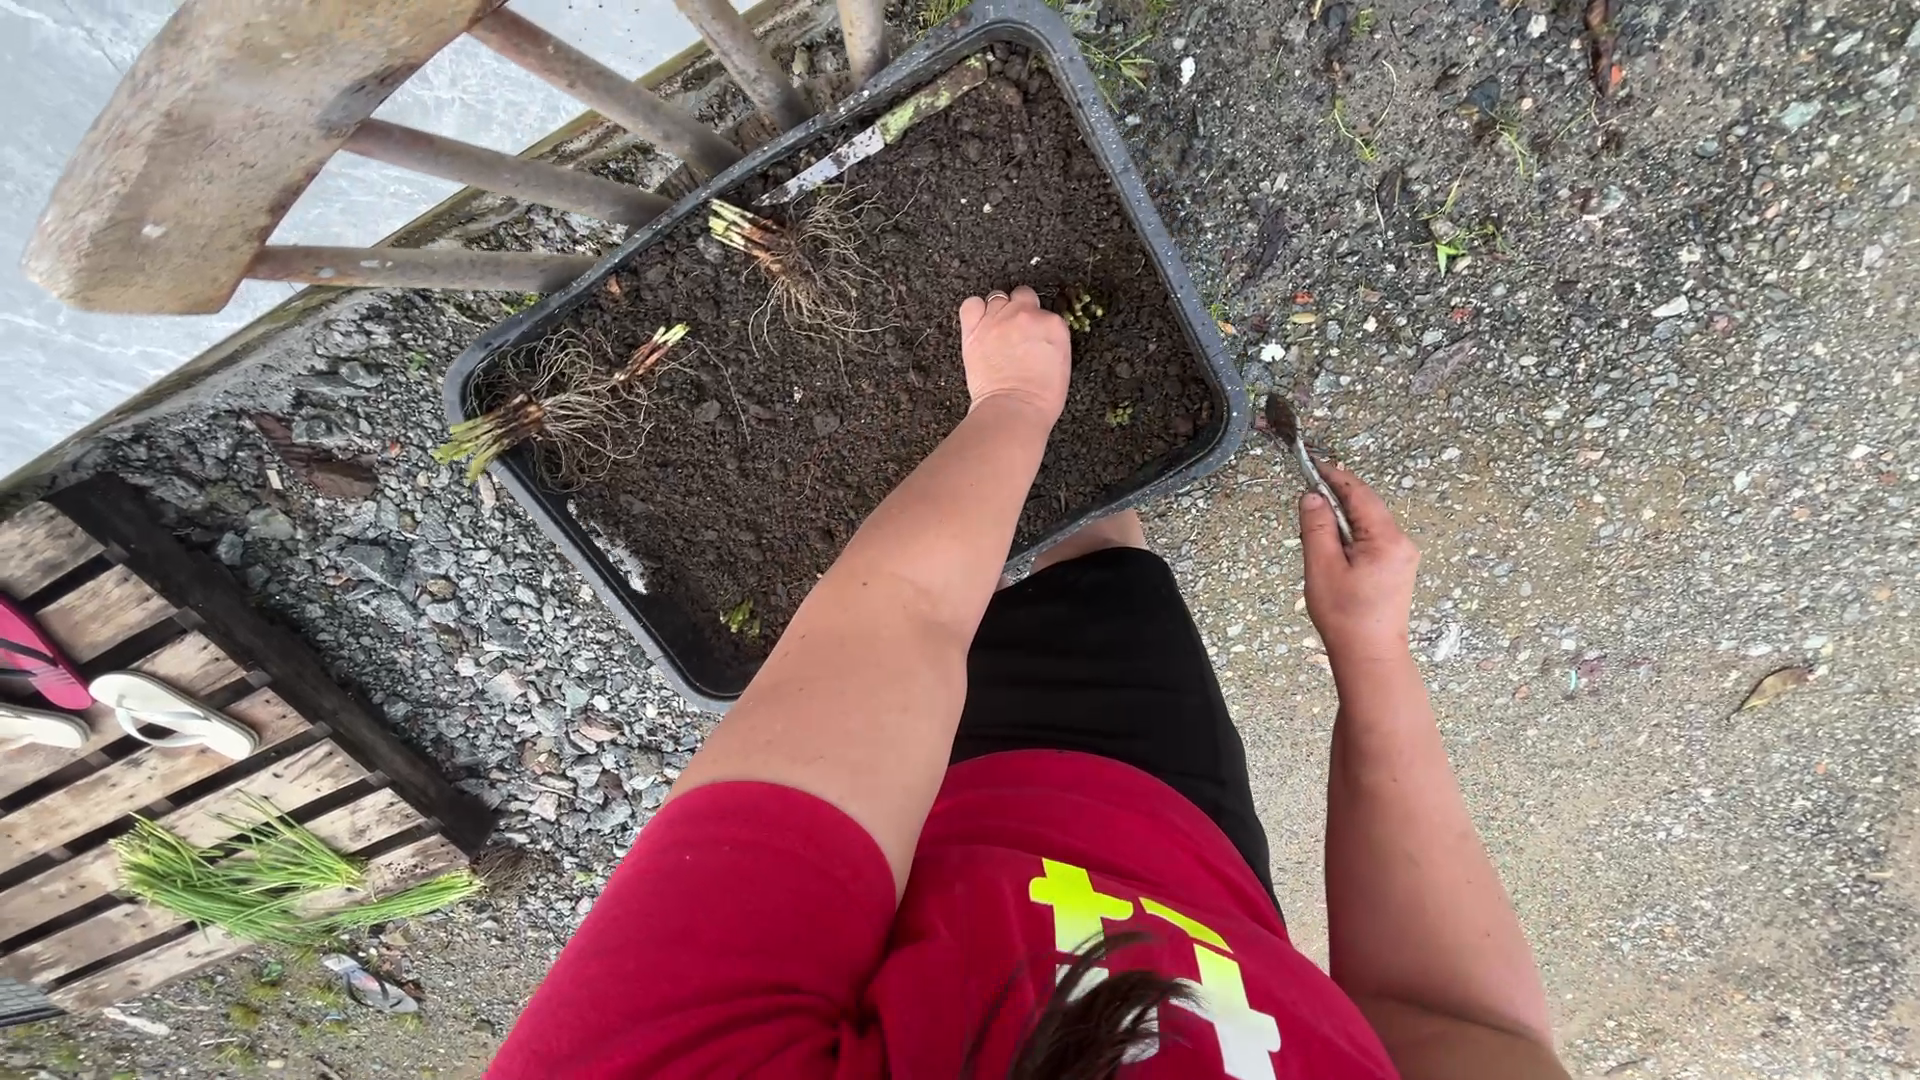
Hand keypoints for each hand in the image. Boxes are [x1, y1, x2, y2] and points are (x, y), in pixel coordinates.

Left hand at [957, 286, 1069, 423]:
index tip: (1030, 336)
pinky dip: (974, 311)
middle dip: (1018, 310)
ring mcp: (998, 319)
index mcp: (1053, 324)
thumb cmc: (1040, 399)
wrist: (1015, 409)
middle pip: (1022, 295)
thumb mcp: (1060, 366)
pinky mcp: (975, 329)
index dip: (1036, 324)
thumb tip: (1039, 338)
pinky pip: (971, 304)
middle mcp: (1026, 314)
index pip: (1044, 311)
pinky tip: (978, 325)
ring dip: (996, 311)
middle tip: (1014, 332)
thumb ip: (1050, 342)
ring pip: (997, 297)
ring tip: (995, 331)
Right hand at [1300, 463, 1419, 667]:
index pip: (1359, 493)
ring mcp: (1401, 556)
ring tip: (1315, 538)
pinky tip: (1331, 552)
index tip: (1314, 465)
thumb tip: (1313, 497)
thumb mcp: (1322, 567)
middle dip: (1334, 500)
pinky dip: (1348, 537)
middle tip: (1306, 503)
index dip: (1334, 476)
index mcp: (1386, 539)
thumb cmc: (1346, 616)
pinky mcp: (1395, 567)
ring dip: (1339, 521)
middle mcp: (1401, 543)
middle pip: (1365, 506)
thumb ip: (1316, 527)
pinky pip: (1370, 539)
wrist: (1369, 653)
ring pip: (1366, 523)